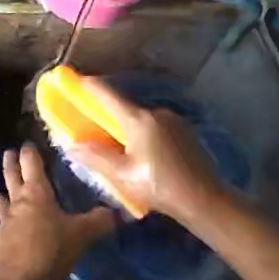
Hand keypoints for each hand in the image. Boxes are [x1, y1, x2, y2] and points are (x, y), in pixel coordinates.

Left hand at [0, 143, 117, 279]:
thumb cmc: (50, 250)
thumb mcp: (81, 235)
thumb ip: (99, 221)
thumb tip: (118, 212)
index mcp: (37, 192)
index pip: (31, 163)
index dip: (30, 151)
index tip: (29, 142)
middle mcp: (19, 201)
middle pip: (12, 175)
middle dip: (12, 163)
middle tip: (10, 151)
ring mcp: (7, 220)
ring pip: (6, 196)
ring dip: (6, 188)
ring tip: (6, 186)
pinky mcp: (3, 238)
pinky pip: (4, 218)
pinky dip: (7, 213)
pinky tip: (8, 217)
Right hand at [58, 76, 226, 223]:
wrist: (206, 200)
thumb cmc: (160, 187)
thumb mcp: (123, 176)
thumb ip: (96, 157)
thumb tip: (73, 145)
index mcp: (139, 120)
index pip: (109, 96)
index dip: (91, 87)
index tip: (77, 79)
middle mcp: (157, 113)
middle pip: (125, 108)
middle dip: (108, 115)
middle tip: (93, 125)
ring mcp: (174, 121)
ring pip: (142, 119)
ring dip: (128, 128)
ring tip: (119, 148)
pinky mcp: (184, 132)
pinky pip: (156, 127)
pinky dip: (143, 134)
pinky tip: (143, 154)